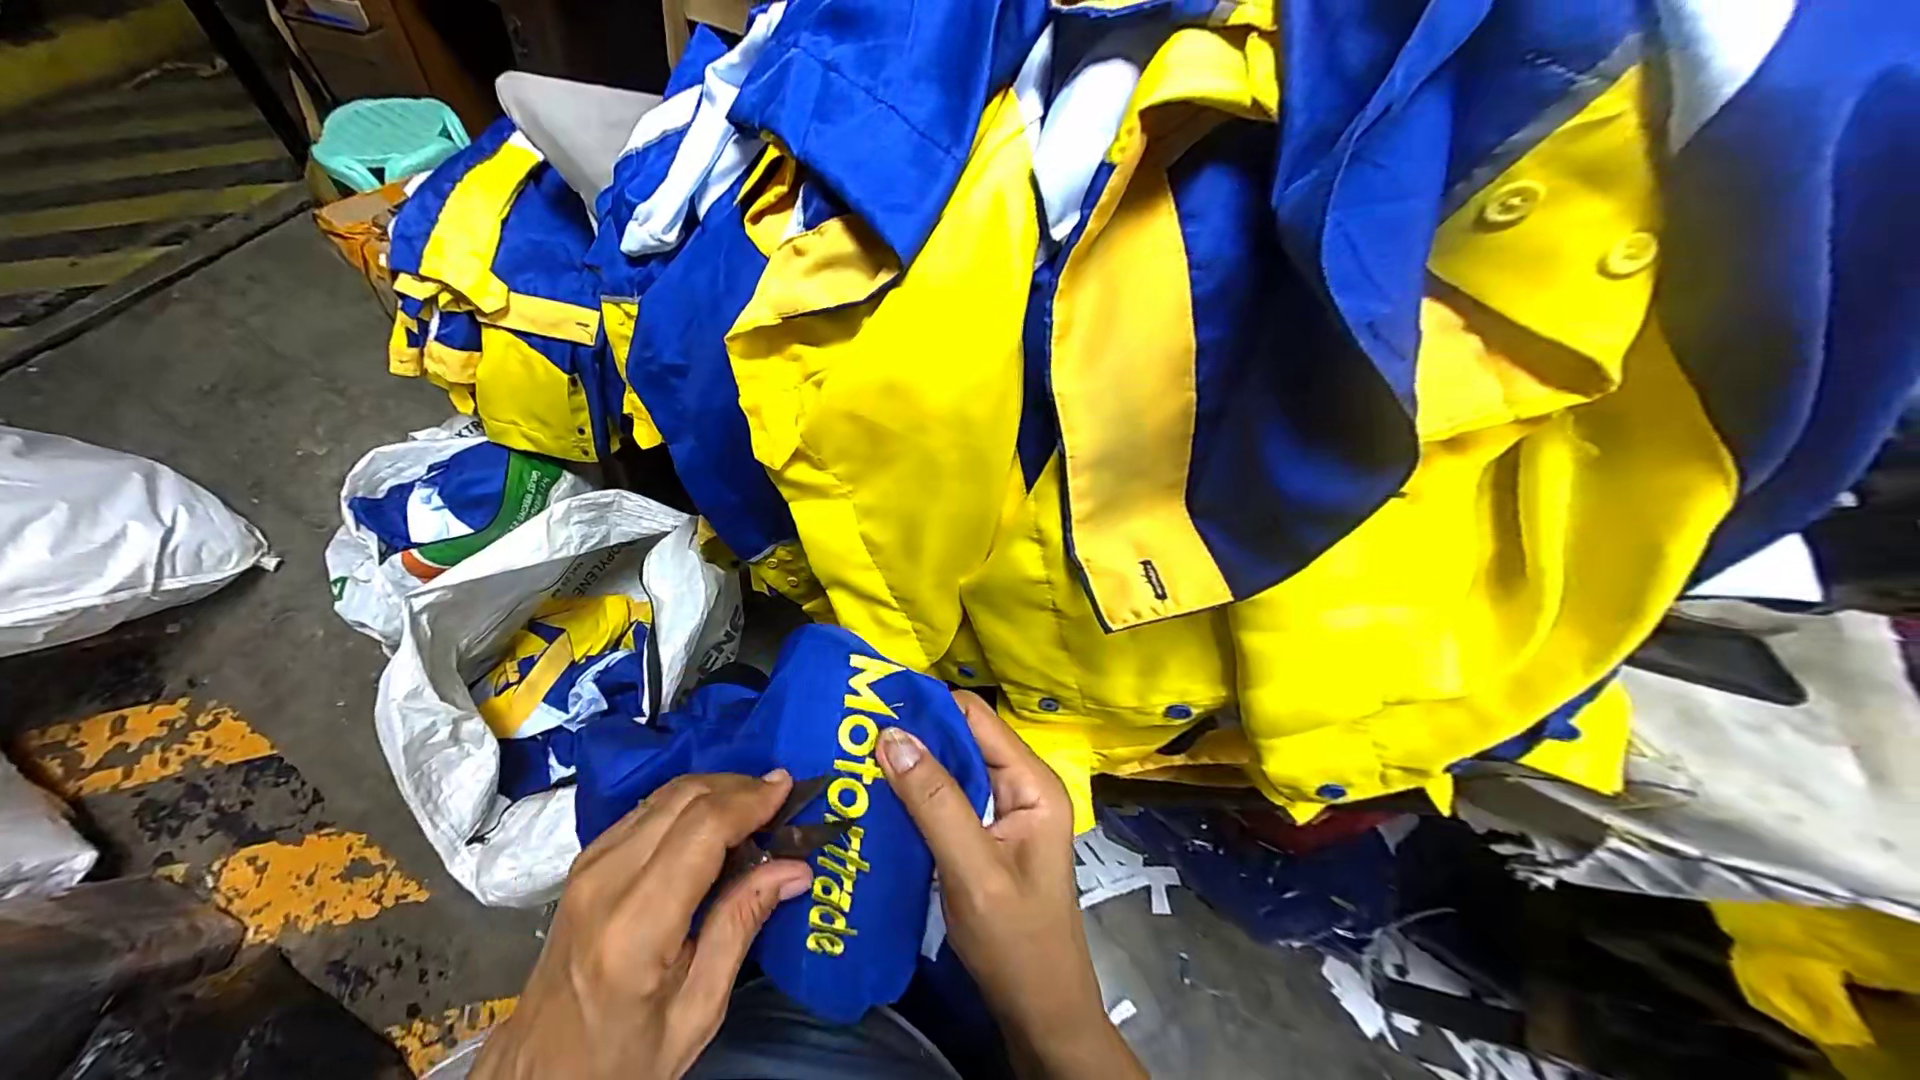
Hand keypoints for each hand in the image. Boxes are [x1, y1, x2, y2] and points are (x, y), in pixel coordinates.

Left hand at [472, 772, 812, 1079]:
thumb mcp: (696, 1012)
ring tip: (755, 808)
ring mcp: (589, 866)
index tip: (788, 789)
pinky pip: (648, 809)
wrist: (538, 1075)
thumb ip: (741, 926)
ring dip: (717, 789)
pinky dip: (690, 802)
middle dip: (740, 786)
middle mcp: (606, 881)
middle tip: (780, 798)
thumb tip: (795, 868)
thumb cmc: (622, 1057)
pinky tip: (714, 822)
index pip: (703, 828)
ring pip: (666, 795)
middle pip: (684, 798)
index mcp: (636, 925)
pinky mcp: (585, 862)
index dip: (750, 800)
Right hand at [879, 692, 1146, 1079]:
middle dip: (915, 736)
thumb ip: (935, 801)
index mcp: (1033, 782)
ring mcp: (1005, 809)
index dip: (929, 707)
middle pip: (963, 740)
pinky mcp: (988, 833)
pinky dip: (918, 795)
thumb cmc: (1015, 941)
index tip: (876, 704)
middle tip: (856, 733)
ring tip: (859, 759)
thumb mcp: (972, 869)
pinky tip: (882, 797)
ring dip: (913, 766)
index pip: (977, 719)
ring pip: (953, 769)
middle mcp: (1022, 784)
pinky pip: (950, 799)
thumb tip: (892, 736)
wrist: (1039, 1010)